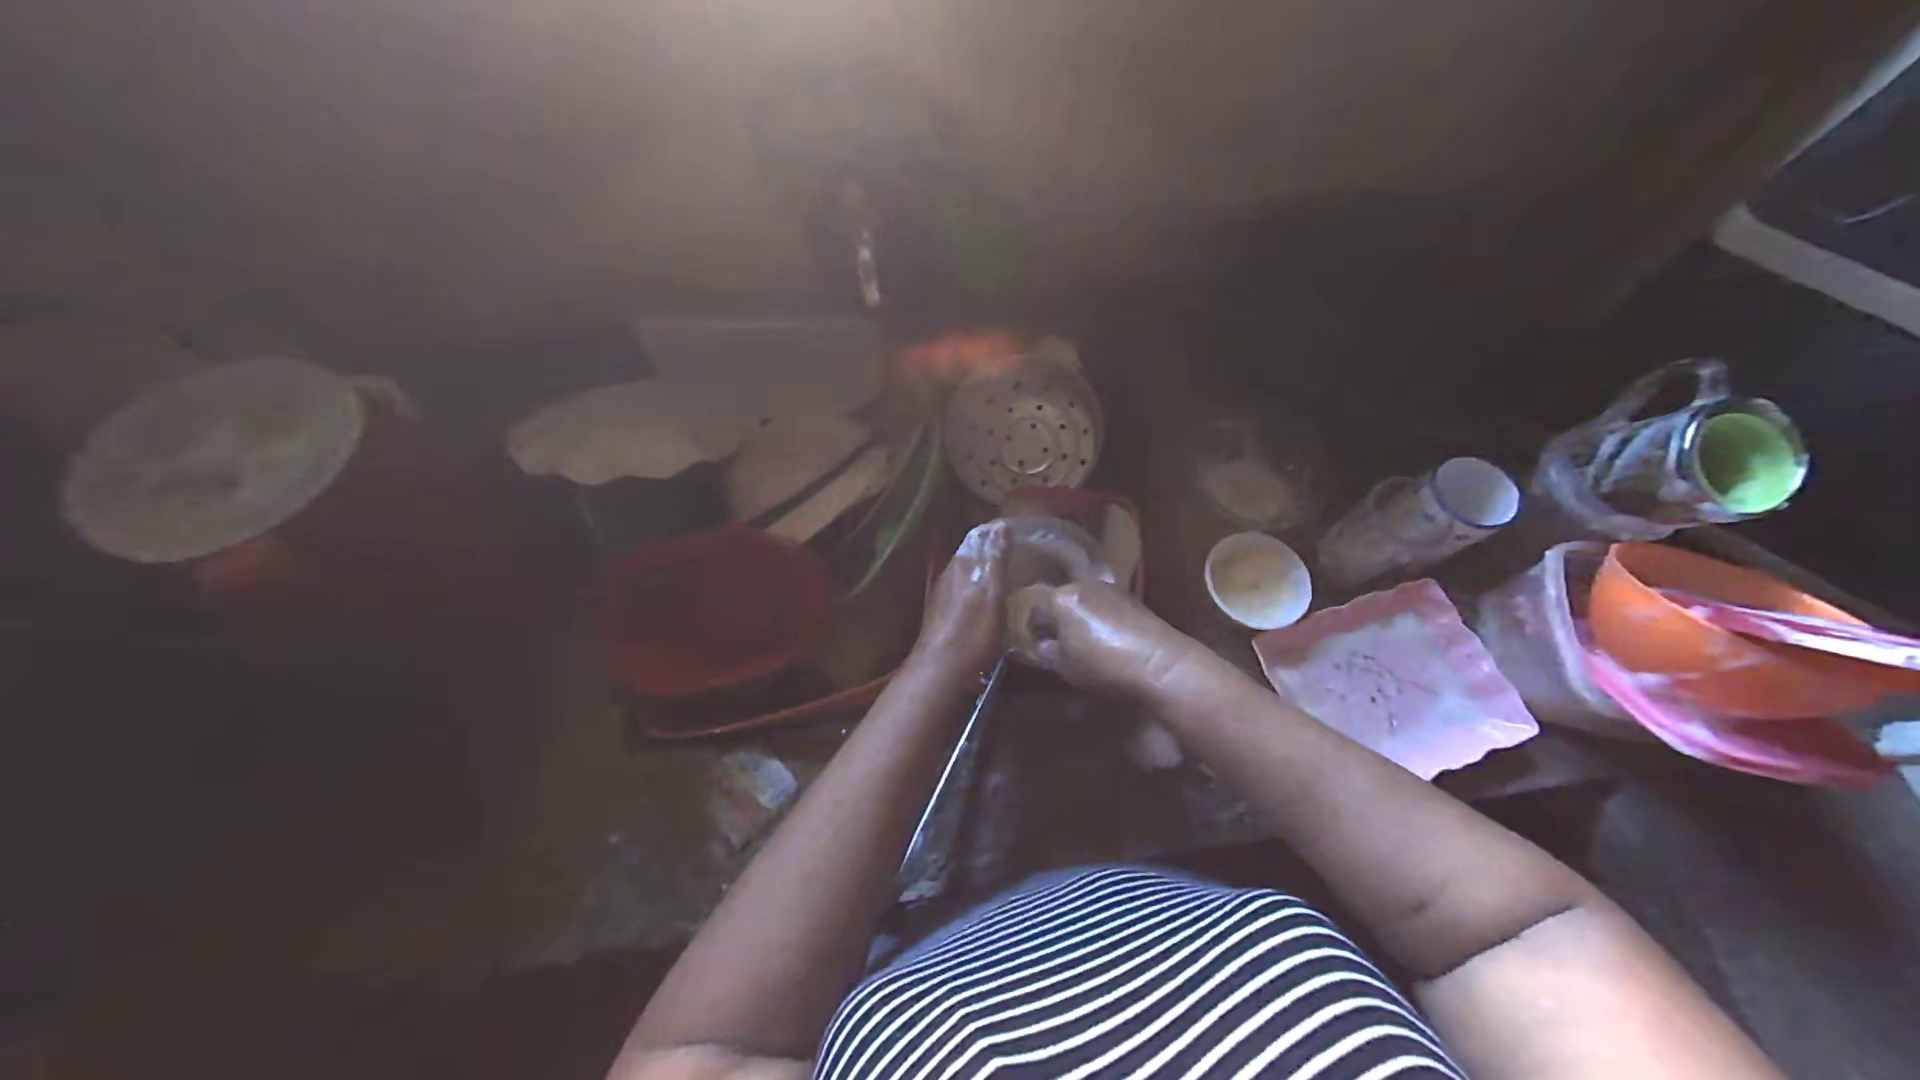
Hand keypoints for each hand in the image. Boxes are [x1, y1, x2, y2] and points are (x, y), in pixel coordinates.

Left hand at [905, 521, 1009, 682]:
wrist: (941, 668)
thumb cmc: (972, 631)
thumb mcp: (992, 594)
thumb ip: (996, 561)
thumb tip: (1001, 525)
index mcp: (962, 565)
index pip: (979, 537)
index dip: (997, 533)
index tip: (1019, 531)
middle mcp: (950, 574)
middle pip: (972, 553)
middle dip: (992, 549)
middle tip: (1018, 551)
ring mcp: (943, 593)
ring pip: (966, 571)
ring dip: (985, 568)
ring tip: (1007, 571)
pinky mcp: (943, 612)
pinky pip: (963, 588)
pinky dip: (978, 586)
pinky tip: (989, 596)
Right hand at [1010, 579, 1206, 701]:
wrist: (1161, 664)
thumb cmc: (1105, 665)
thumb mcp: (1066, 667)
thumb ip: (1047, 653)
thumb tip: (1042, 645)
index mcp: (1061, 598)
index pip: (1034, 607)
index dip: (1032, 627)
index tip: (1035, 644)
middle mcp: (1083, 584)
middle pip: (1061, 599)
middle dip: (1057, 618)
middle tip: (1058, 643)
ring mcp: (1110, 588)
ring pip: (1084, 600)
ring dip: (1080, 616)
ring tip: (1084, 641)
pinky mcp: (1131, 598)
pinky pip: (1104, 605)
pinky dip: (1100, 618)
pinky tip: (1106, 639)